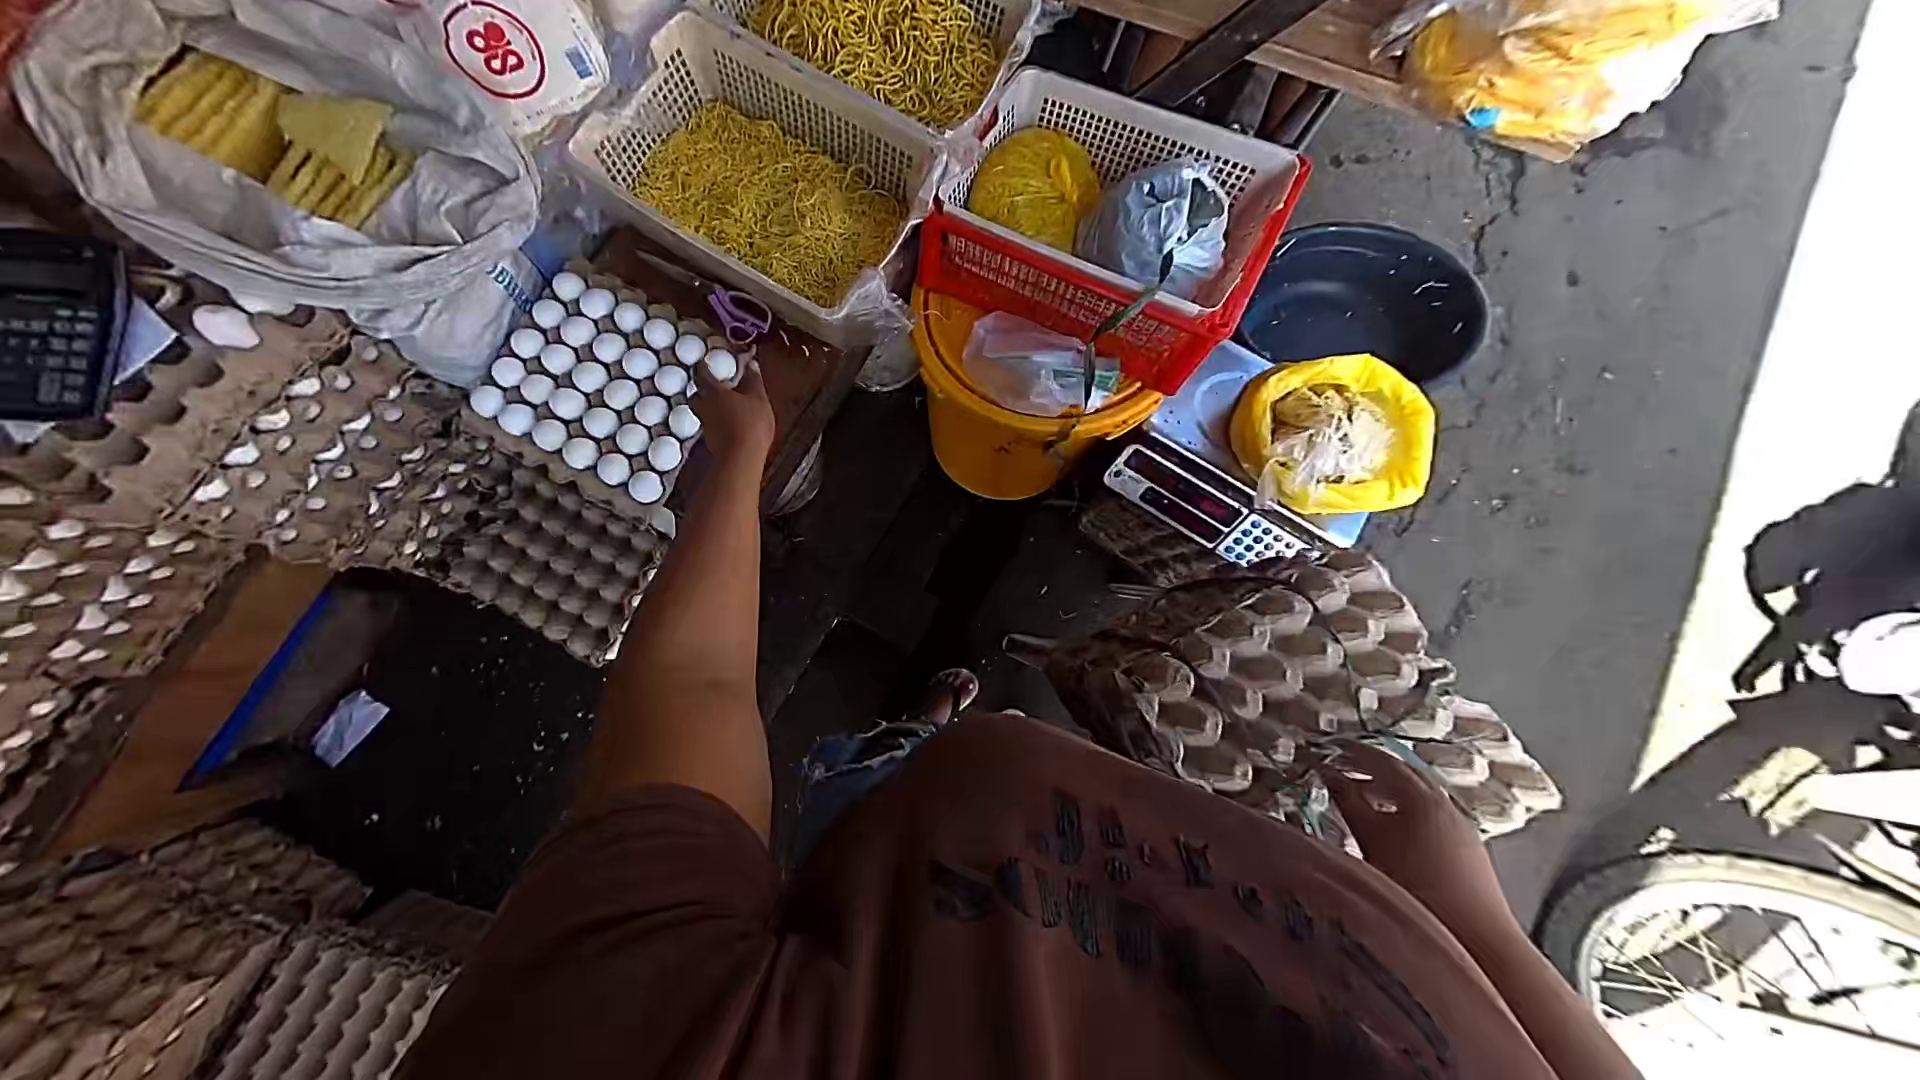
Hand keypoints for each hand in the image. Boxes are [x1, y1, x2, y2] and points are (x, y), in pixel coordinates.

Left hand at [692, 359, 774, 467]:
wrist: (741, 458)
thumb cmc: (751, 424)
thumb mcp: (759, 399)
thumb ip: (754, 381)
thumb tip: (751, 365)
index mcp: (714, 392)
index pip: (702, 374)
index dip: (702, 367)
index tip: (704, 363)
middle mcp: (705, 407)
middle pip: (696, 395)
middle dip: (701, 391)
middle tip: (711, 388)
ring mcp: (706, 426)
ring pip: (702, 412)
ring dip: (708, 408)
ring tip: (721, 407)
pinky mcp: (711, 442)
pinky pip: (711, 426)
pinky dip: (716, 423)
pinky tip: (728, 425)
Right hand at [1323, 742, 1517, 943]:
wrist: (1477, 940)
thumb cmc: (1415, 884)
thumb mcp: (1369, 837)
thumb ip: (1346, 800)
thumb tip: (1326, 773)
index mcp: (1422, 796)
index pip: (1383, 761)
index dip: (1354, 753)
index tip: (1331, 750)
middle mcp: (1445, 804)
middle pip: (1404, 774)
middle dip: (1371, 769)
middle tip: (1342, 768)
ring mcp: (1460, 827)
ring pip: (1418, 795)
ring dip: (1389, 790)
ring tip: (1361, 797)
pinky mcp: (1467, 850)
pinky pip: (1430, 815)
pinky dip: (1405, 809)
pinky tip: (1390, 825)